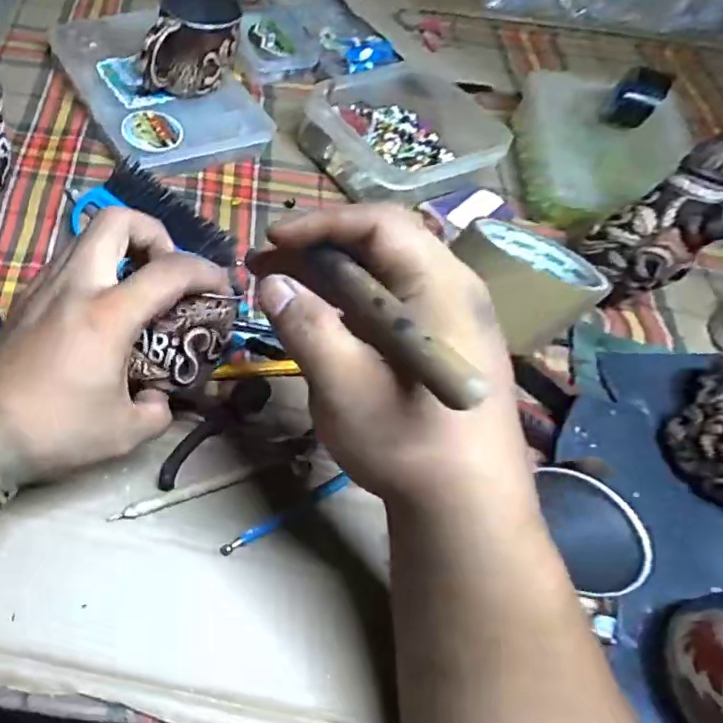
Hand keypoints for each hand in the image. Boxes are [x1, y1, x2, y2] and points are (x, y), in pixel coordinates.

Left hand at [0, 206, 230, 485]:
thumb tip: (157, 399)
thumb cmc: (54, 433)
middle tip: (162, 270)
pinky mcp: (18, 305)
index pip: (170, 269)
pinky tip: (89, 313)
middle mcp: (72, 287)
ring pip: (81, 239)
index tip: (220, 289)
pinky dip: (85, 273)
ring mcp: (38, 291)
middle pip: (115, 219)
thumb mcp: (122, 434)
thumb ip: (156, 411)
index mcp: (106, 314)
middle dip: (152, 232)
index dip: (206, 272)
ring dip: (115, 251)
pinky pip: (59, 267)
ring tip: (129, 290)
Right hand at [247, 206, 530, 513]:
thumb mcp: (344, 386)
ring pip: (382, 276)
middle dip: (317, 247)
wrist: (461, 498)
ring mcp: (446, 319)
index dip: (321, 224)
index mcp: (438, 289)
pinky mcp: (435, 345)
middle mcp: (449, 291)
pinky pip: (386, 304)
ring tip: (276, 286)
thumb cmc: (404, 441)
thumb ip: (308, 328)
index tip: (269, 239)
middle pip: (382, 245)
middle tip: (261, 264)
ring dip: (327, 274)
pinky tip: (314, 317)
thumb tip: (270, 283)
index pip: (380, 226)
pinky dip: (344, 301)